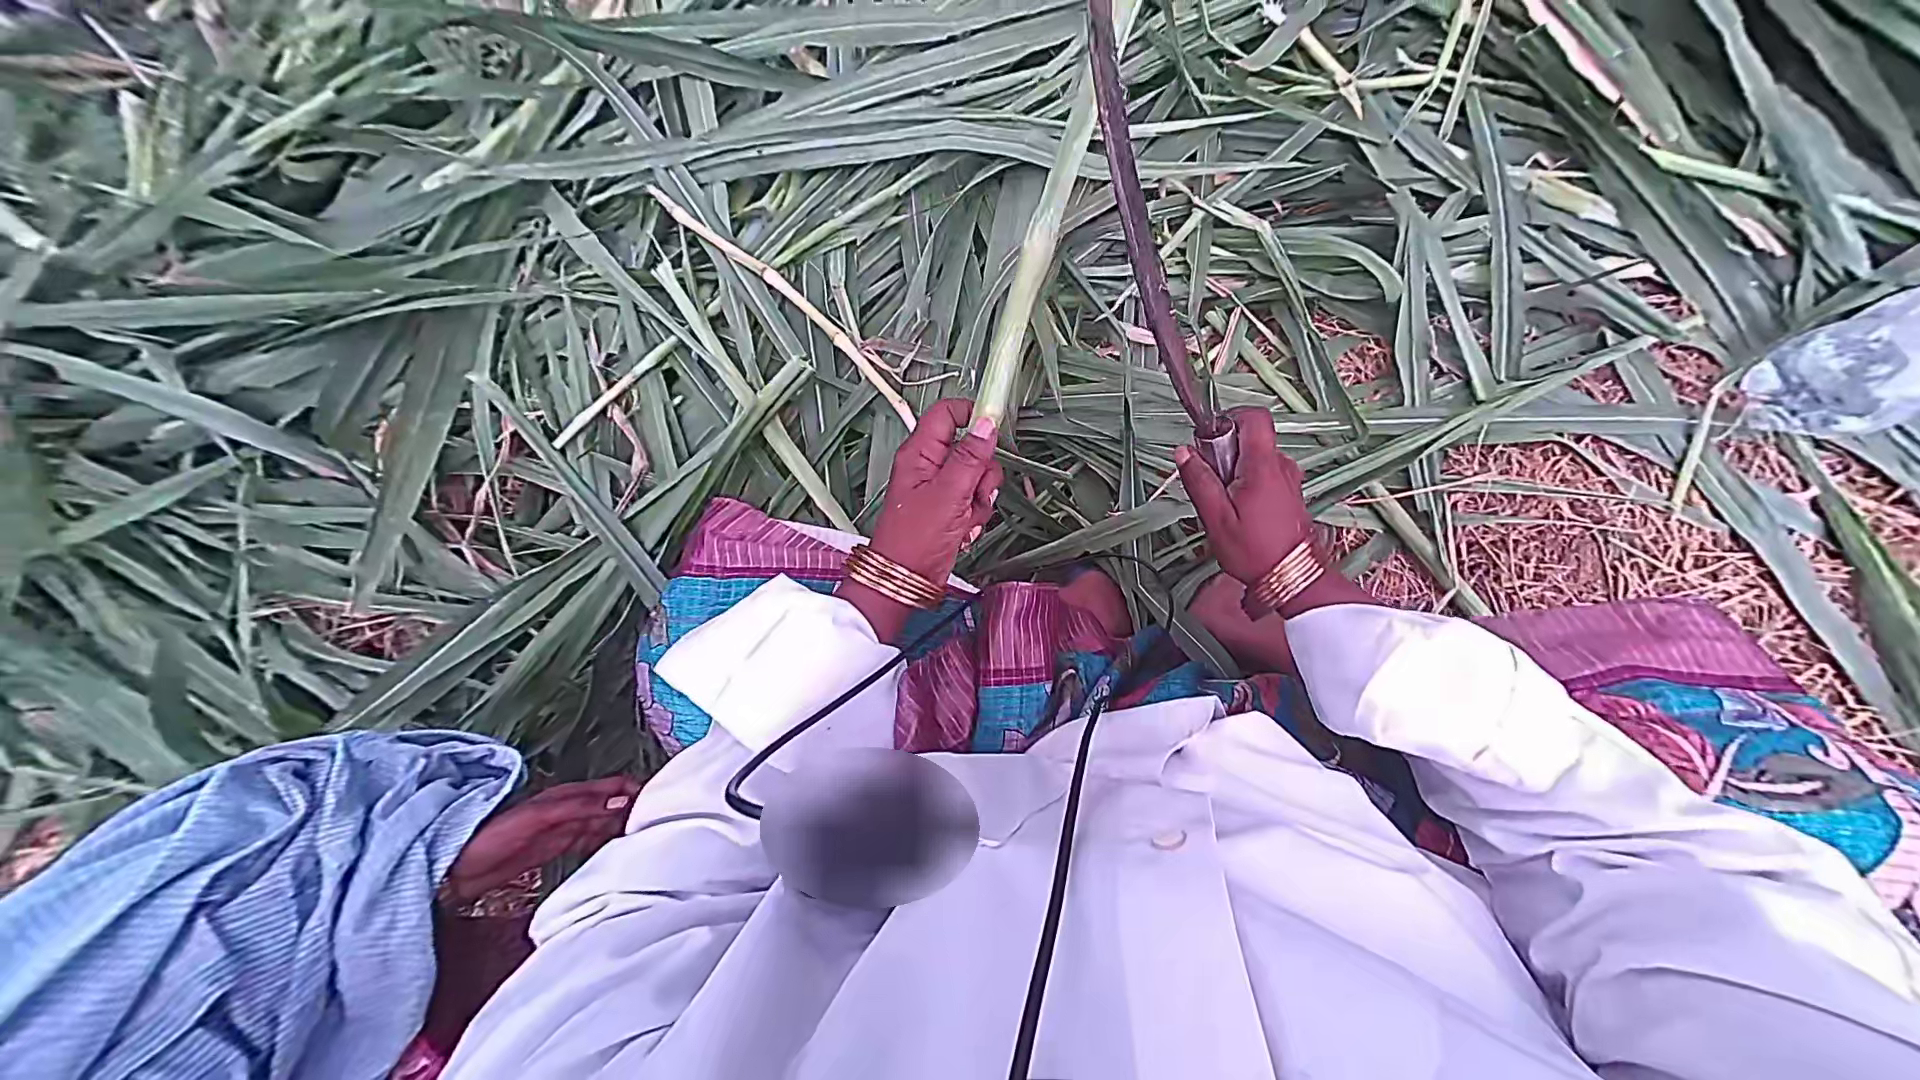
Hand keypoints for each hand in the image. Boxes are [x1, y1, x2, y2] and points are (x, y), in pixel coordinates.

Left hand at [440, 776, 639, 905]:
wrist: (454, 870)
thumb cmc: (492, 836)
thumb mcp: (540, 818)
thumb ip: (580, 808)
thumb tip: (620, 804)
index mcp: (569, 794)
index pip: (614, 786)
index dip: (636, 791)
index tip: (658, 803)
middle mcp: (571, 807)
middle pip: (613, 803)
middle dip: (635, 809)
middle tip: (656, 824)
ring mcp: (564, 827)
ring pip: (605, 822)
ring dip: (622, 826)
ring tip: (642, 838)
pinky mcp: (556, 847)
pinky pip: (590, 839)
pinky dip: (606, 841)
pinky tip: (616, 849)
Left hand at [839, 398, 1001, 641]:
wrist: (906, 579)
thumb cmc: (914, 539)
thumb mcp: (948, 493)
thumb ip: (970, 457)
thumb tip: (987, 424)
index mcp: (920, 454)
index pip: (947, 414)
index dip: (972, 414)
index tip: (995, 427)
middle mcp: (930, 466)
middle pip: (971, 448)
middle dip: (982, 472)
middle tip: (972, 491)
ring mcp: (941, 488)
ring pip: (978, 477)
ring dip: (980, 498)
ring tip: (964, 517)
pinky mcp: (950, 508)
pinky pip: (975, 500)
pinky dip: (975, 515)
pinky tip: (964, 529)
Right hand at [1174, 407, 1313, 586]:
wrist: (1292, 577)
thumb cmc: (1253, 551)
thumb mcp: (1216, 518)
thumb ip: (1199, 480)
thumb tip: (1183, 452)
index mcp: (1263, 466)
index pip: (1254, 417)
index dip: (1228, 419)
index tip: (1208, 441)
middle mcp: (1281, 466)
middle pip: (1249, 436)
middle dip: (1223, 451)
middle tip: (1212, 483)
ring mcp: (1288, 478)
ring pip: (1254, 456)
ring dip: (1234, 470)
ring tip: (1224, 502)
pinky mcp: (1289, 490)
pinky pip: (1263, 472)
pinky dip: (1246, 482)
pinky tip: (1238, 509)